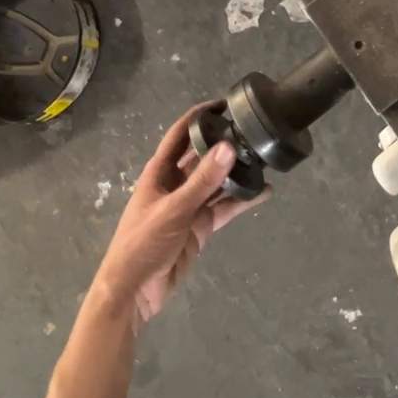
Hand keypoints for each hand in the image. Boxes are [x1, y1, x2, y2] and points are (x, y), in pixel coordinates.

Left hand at [93, 106, 269, 325]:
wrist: (132, 293)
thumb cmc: (142, 244)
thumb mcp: (174, 209)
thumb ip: (203, 180)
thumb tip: (229, 146)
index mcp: (159, 172)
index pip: (181, 134)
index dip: (200, 117)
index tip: (225, 104)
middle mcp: (175, 183)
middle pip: (202, 157)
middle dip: (224, 145)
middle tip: (254, 132)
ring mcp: (188, 205)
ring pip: (216, 182)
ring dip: (236, 172)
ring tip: (265, 159)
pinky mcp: (199, 226)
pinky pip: (224, 207)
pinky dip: (241, 199)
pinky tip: (263, 192)